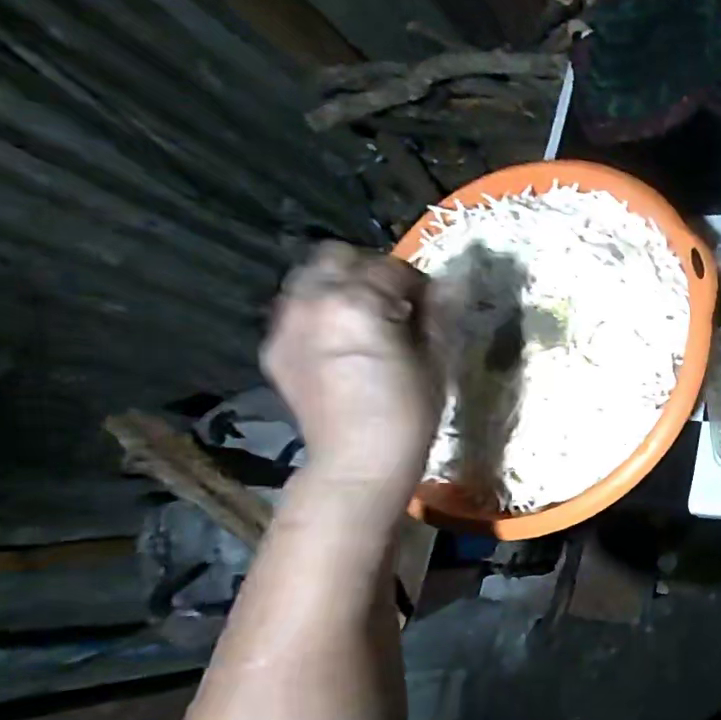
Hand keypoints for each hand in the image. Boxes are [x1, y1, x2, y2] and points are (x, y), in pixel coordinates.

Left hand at [263, 241, 443, 495]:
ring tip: (362, 317)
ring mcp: (288, 324)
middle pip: (339, 257)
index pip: (392, 268)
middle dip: (369, 272)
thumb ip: (437, 313)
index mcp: (359, 302)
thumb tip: (446, 286)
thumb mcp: (435, 360)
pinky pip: (295, 309)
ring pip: (310, 277)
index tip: (429, 304)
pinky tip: (339, 341)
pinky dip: (318, 312)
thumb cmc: (408, 413)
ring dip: (339, 286)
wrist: (357, 462)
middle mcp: (314, 302)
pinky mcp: (275, 347)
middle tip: (392, 302)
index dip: (417, 283)